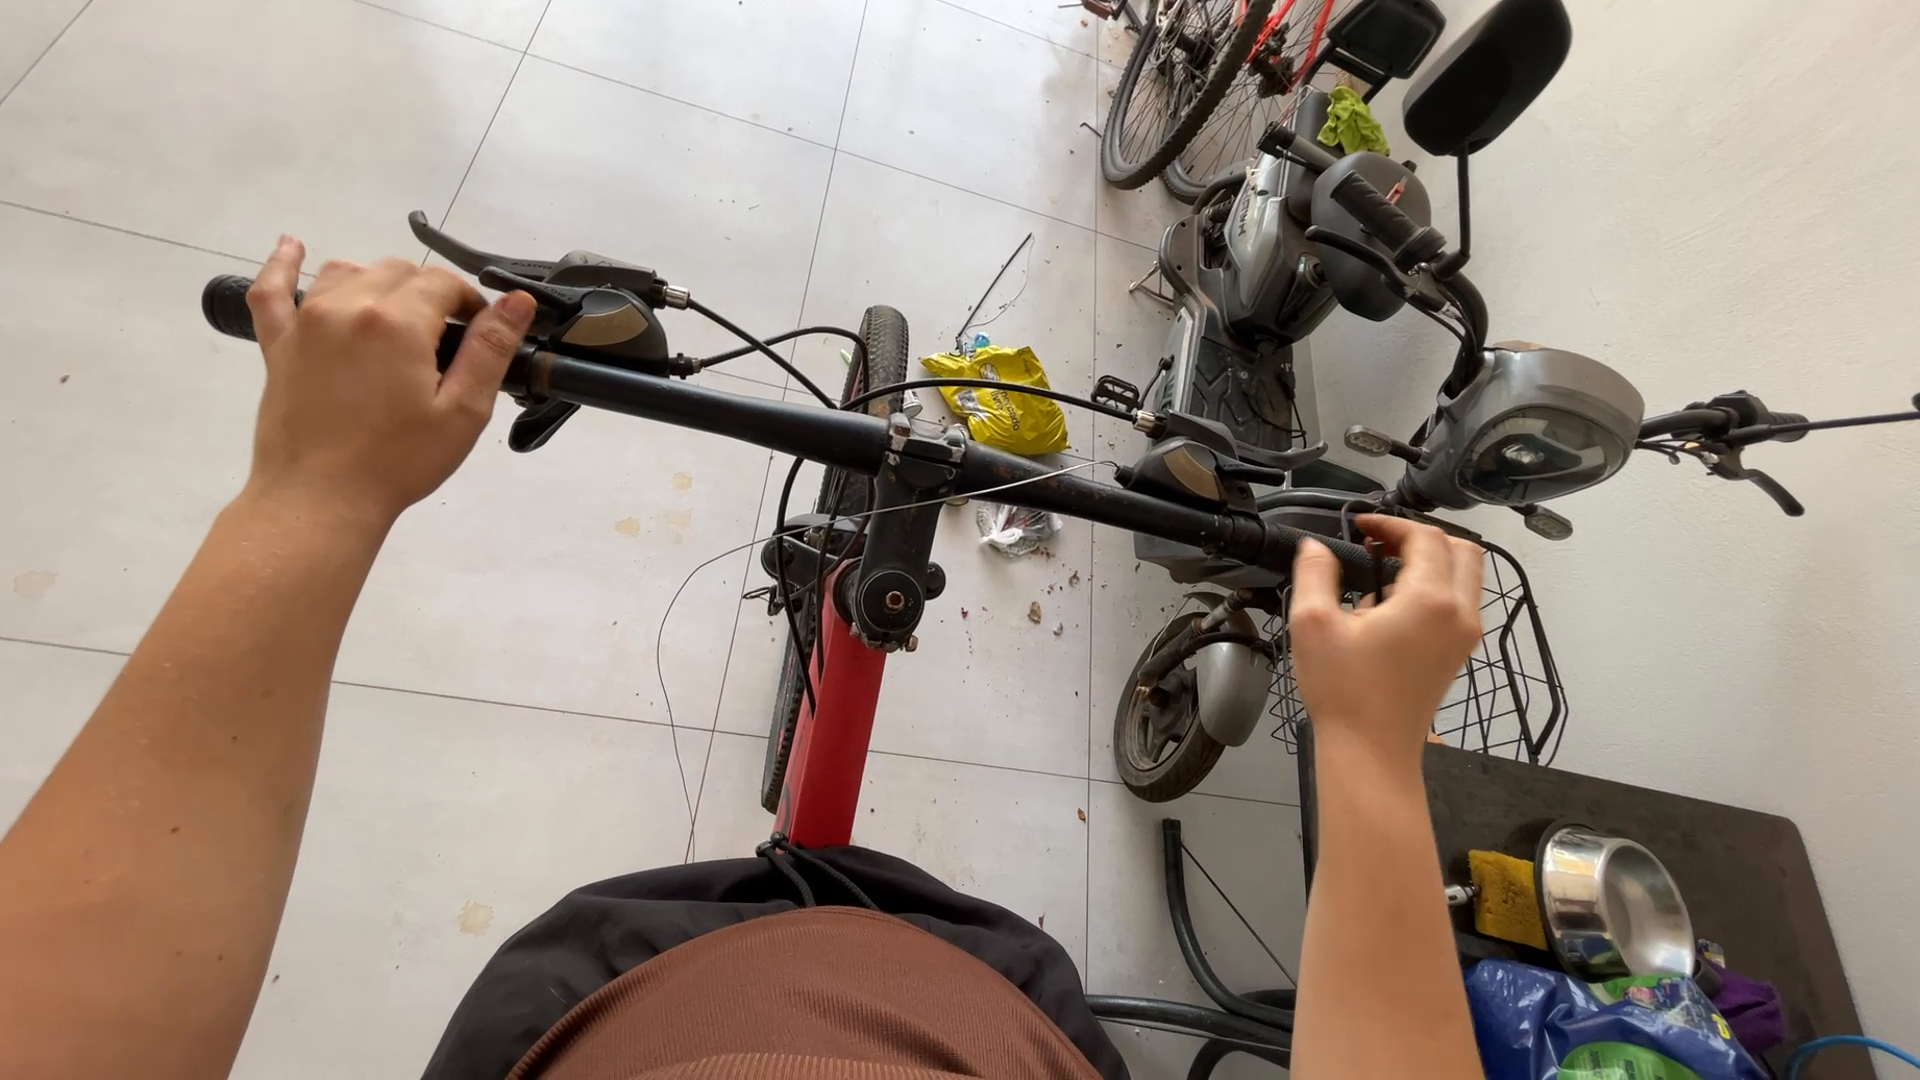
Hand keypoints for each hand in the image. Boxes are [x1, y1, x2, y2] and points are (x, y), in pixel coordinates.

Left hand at [242, 235, 536, 526]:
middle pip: (398, 271)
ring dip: (382, 283)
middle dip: (432, 292)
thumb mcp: (465, 409)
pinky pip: (271, 287)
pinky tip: (292, 246)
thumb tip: (517, 301)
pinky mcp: (277, 341)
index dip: (472, 302)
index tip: (485, 333)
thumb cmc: (403, 458)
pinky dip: (283, 263)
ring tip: (403, 318)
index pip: (443, 283)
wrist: (321, 496)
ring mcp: (305, 320)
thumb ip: (490, 349)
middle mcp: (346, 306)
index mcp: (397, 322)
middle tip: (452, 337)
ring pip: (348, 272)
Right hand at [1288, 516, 1483, 766]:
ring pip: (1466, 575)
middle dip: (1419, 537)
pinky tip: (1389, 604)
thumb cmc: (1342, 688)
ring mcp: (1464, 635)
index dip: (1391, 522)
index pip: (1425, 537)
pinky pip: (1458, 601)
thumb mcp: (1313, 622)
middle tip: (1377, 542)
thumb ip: (1314, 573)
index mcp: (1429, 600)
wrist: (1370, 748)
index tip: (1359, 526)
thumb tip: (1316, 547)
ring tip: (1381, 569)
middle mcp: (1459, 613)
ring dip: (1430, 560)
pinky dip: (1433, 586)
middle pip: (1461, 550)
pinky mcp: (1457, 653)